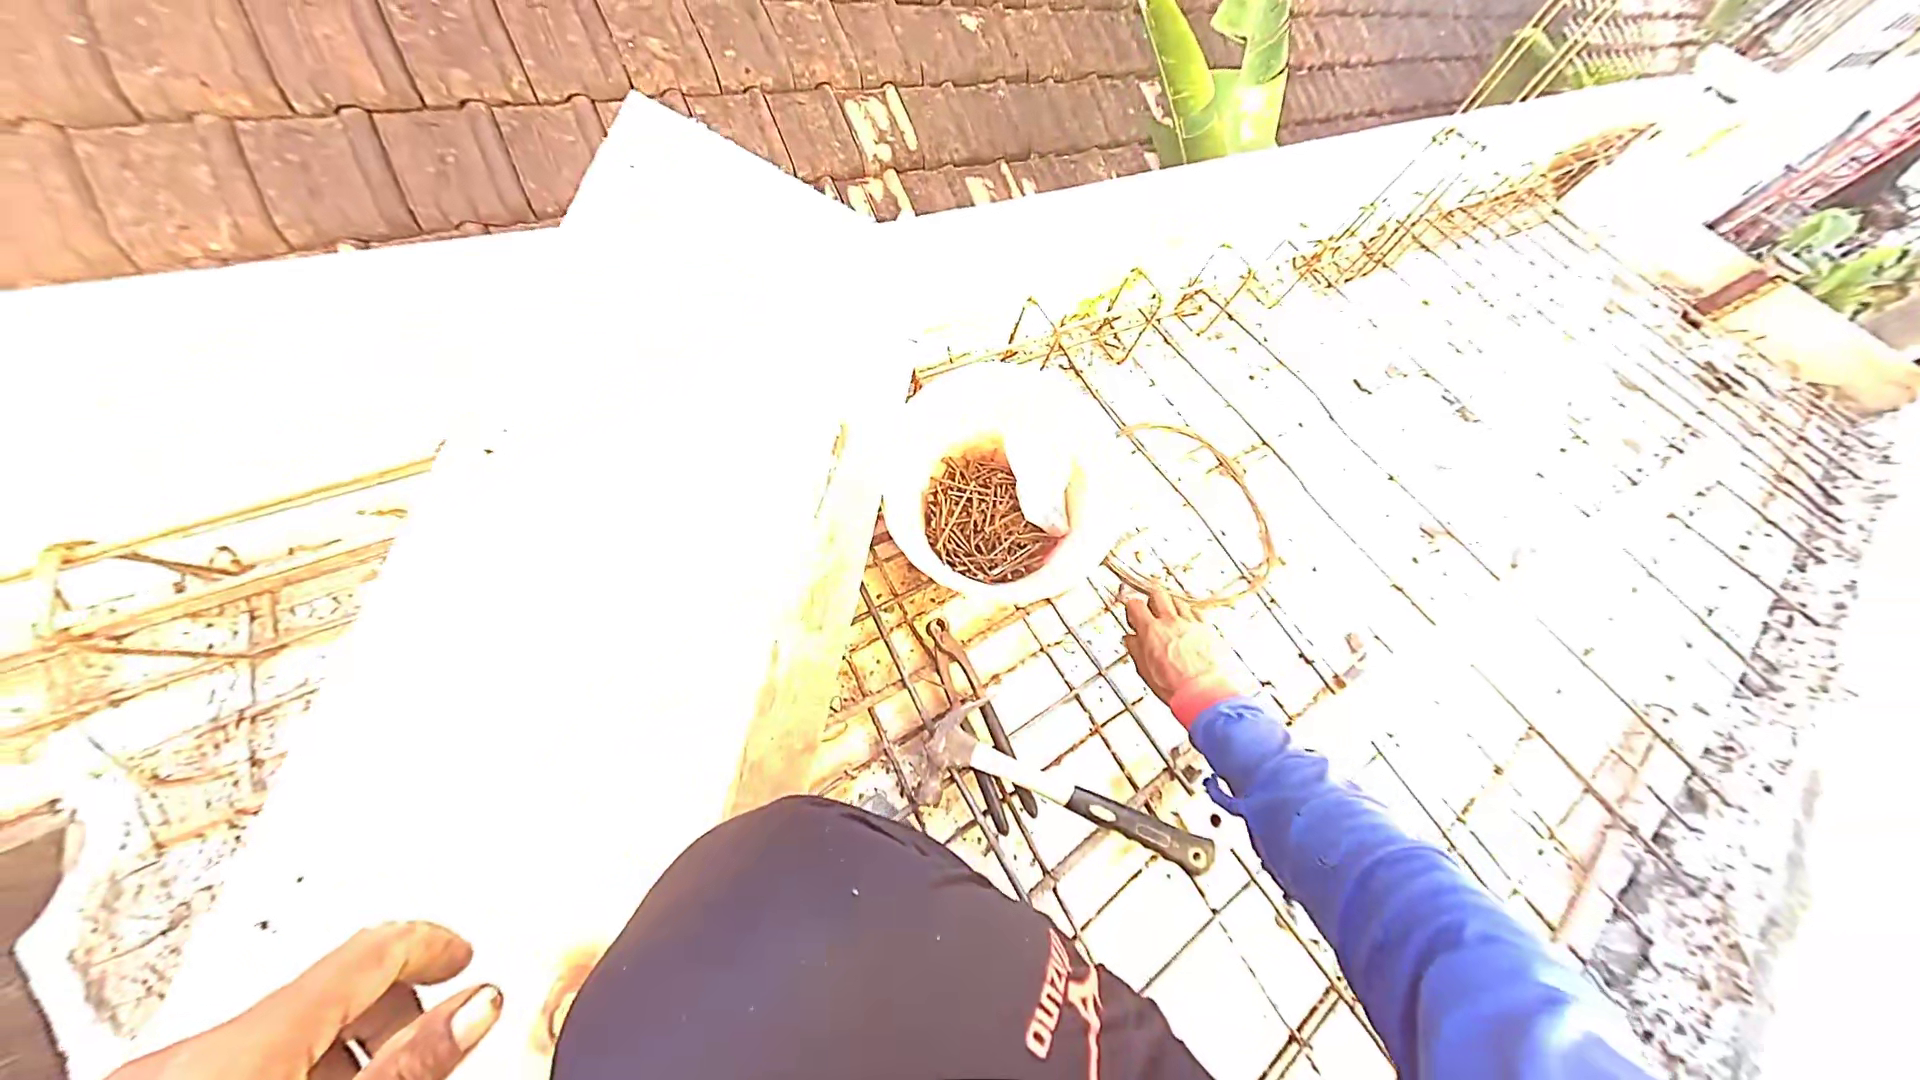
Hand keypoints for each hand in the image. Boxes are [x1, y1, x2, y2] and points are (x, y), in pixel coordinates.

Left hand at [110, 922, 500, 1079]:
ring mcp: (152, 1079)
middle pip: (328, 985)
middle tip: (429, 1031)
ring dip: (342, 1039)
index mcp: (246, 1041)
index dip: (432, 944)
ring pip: (280, 1026)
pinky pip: (234, 1058)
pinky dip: (292, 1062)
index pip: (372, 948)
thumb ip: (410, 1059)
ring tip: (372, 1074)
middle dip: (391, 1001)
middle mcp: (186, 1053)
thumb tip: (478, 1002)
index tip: (462, 956)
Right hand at [1123, 585, 1249, 726]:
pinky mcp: (1208, 629)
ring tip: (1170, 615)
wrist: (1207, 693)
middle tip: (1151, 608)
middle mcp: (1171, 622)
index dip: (1132, 607)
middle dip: (1152, 599)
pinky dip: (1190, 614)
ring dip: (1171, 605)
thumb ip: (1136, 650)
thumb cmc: (1176, 687)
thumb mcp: (1145, 671)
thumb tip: (1130, 639)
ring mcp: (1191, 623)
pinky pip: (1197, 612)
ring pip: (1178, 600)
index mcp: (1151, 631)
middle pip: (1158, 594)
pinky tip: (1189, 623)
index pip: (1135, 605)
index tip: (1133, 613)